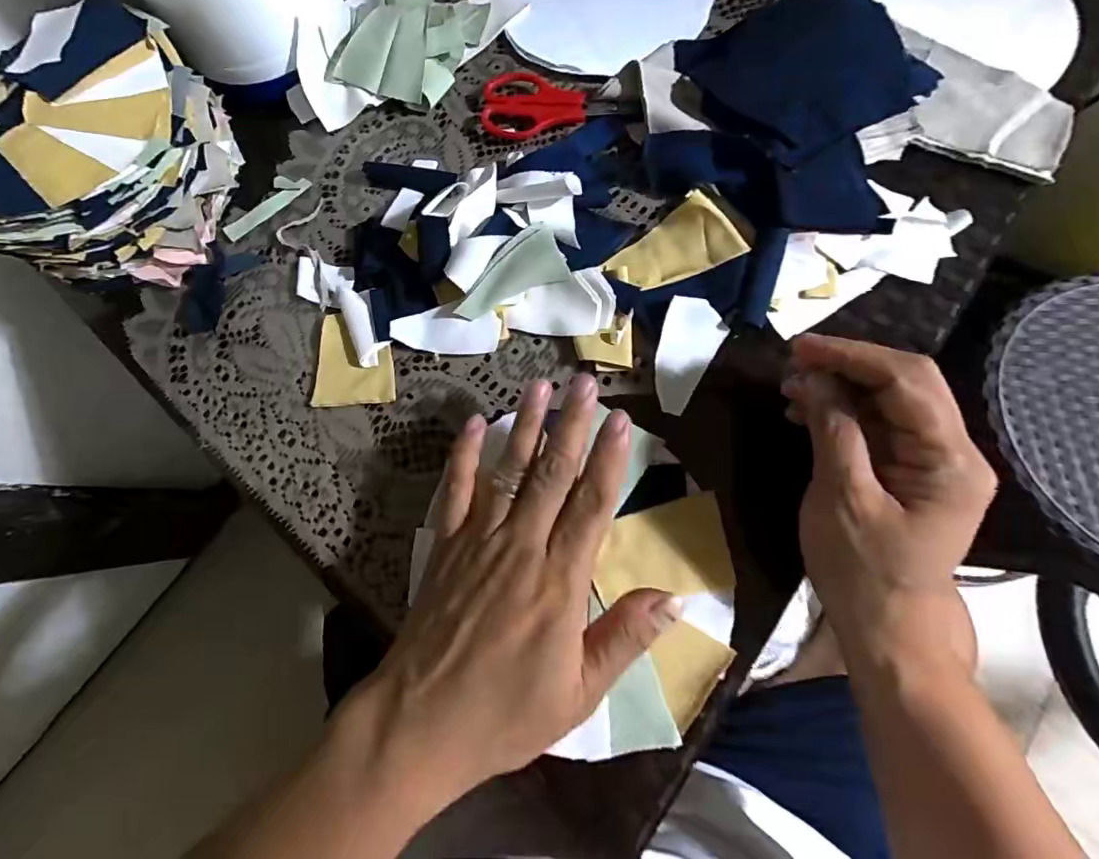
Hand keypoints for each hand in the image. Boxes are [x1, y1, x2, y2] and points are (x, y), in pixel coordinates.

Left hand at [337, 375, 680, 805]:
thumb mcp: (580, 692)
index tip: (621, 421)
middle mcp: (518, 548)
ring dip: (522, 427)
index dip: (608, 461)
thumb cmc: (508, 712)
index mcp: (559, 583)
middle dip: (570, 425)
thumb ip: (624, 638)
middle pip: (551, 475)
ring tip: (538, 388)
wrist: (425, 715)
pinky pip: (456, 491)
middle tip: (583, 382)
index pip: (591, 508)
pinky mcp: (445, 545)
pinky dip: (464, 455)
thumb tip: (674, 596)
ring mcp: (476, 541)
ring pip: (506, 472)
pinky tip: (472, 423)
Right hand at [782, 335, 996, 673]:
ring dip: (842, 383)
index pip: (909, 383)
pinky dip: (841, 406)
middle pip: (909, 382)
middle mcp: (953, 453)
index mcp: (950, 462)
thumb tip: (814, 379)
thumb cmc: (863, 565)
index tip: (799, 348)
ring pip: (891, 399)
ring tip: (792, 386)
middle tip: (794, 359)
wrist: (886, 620)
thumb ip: (835, 433)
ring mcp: (933, 460)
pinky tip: (806, 408)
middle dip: (850, 362)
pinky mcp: (909, 469)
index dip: (854, 356)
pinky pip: (878, 421)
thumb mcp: (842, 498)